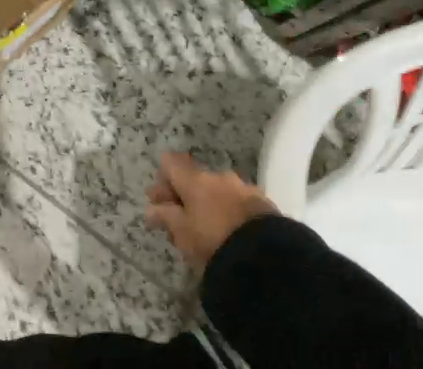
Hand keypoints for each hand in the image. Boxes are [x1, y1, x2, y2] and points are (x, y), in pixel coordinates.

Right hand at [144, 152, 277, 271]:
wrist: (269, 259)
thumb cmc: (215, 241)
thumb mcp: (182, 233)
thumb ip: (165, 217)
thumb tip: (152, 209)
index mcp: (195, 179)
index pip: (170, 162)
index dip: (162, 180)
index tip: (160, 202)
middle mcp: (219, 177)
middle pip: (195, 179)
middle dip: (186, 197)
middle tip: (181, 223)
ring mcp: (245, 189)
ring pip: (218, 192)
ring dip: (210, 205)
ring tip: (209, 232)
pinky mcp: (266, 205)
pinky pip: (239, 203)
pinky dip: (231, 213)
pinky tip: (232, 234)